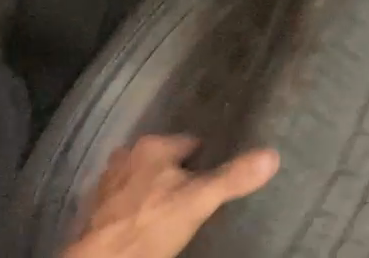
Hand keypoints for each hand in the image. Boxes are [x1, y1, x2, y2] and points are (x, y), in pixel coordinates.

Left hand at [62, 135, 279, 257]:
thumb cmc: (152, 224)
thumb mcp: (199, 201)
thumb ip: (233, 178)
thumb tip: (272, 155)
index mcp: (153, 145)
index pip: (189, 143)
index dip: (204, 161)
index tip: (212, 178)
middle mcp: (127, 152)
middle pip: (163, 158)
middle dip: (176, 173)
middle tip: (192, 198)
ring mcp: (108, 177)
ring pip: (141, 175)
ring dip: (153, 187)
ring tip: (168, 211)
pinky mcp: (96, 202)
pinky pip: (123, 196)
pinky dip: (133, 204)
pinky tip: (142, 221)